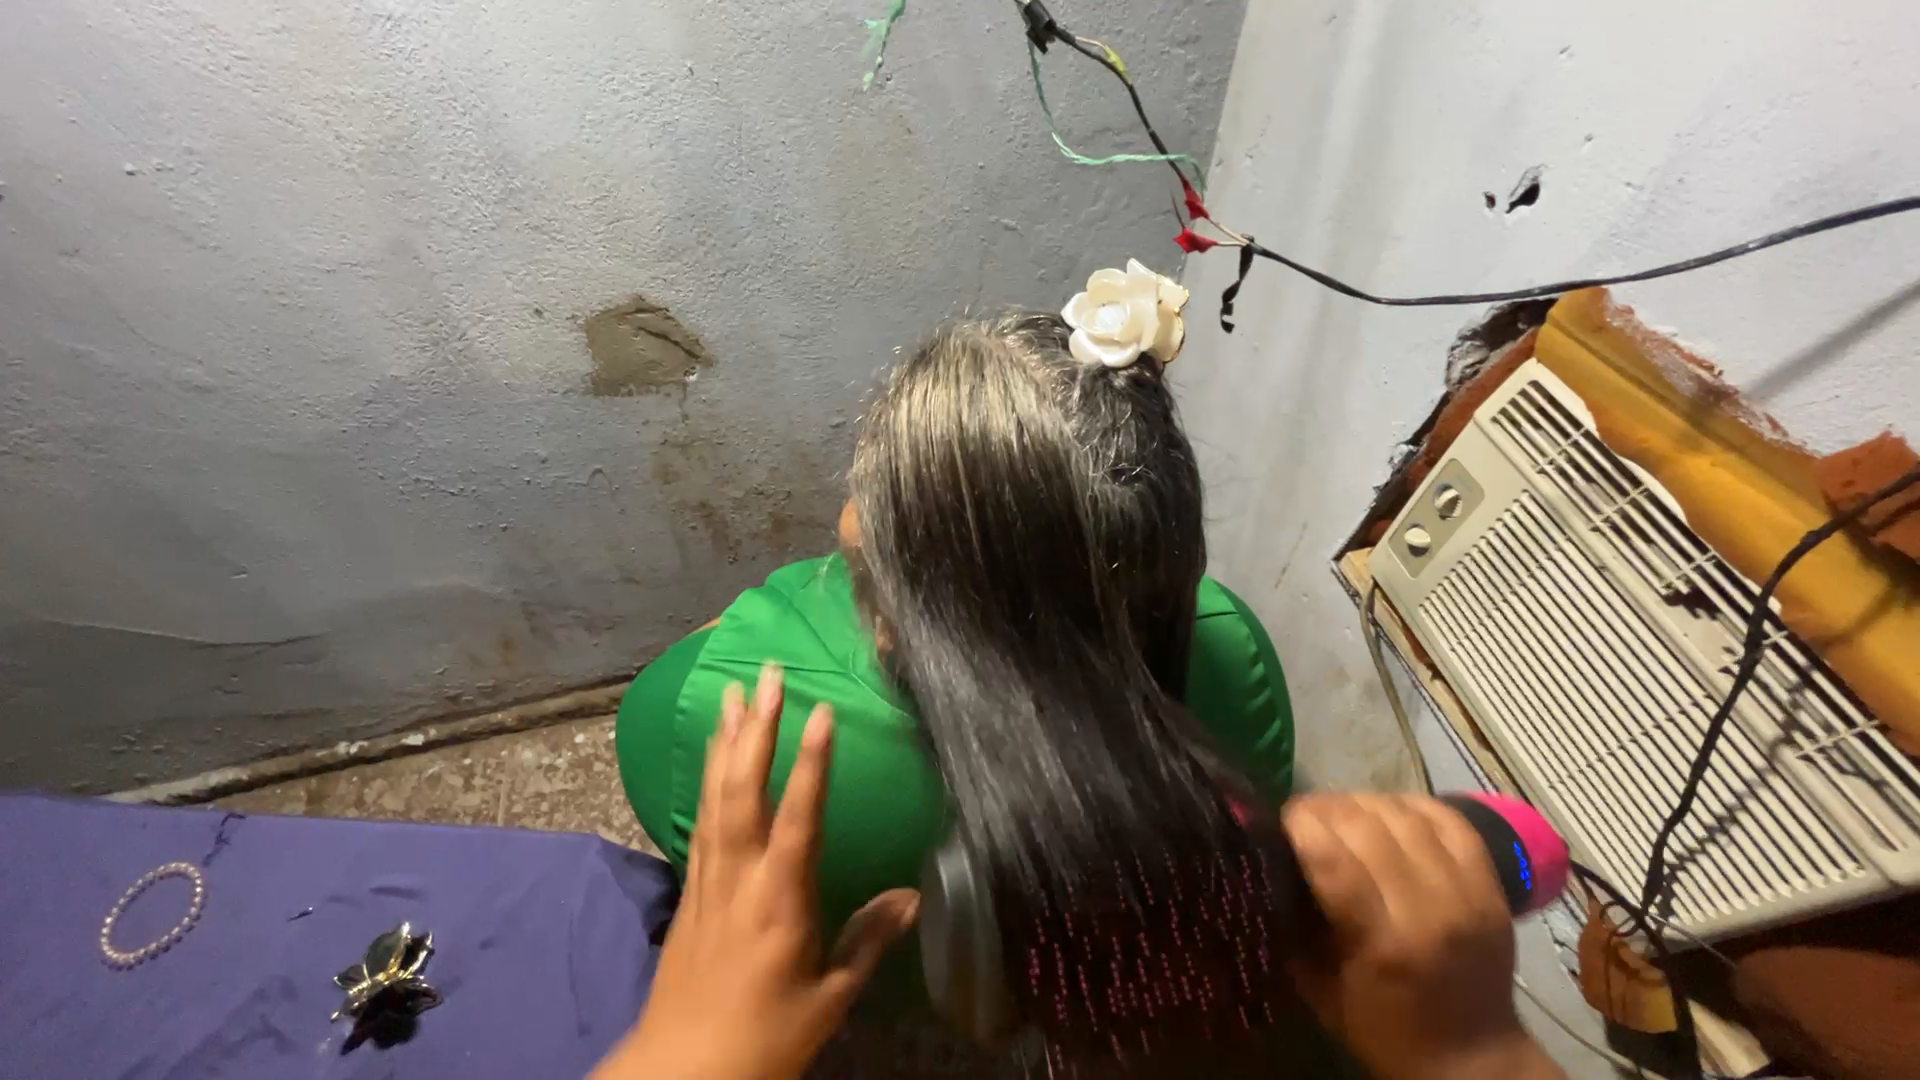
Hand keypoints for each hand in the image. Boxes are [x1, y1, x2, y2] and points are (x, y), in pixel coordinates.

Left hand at [591, 666, 920, 1079]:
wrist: (680, 1072)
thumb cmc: (765, 1035)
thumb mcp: (830, 996)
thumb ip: (869, 939)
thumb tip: (915, 896)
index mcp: (779, 900)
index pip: (799, 818)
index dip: (811, 763)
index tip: (820, 710)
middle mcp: (739, 877)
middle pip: (744, 790)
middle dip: (756, 728)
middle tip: (765, 674)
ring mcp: (709, 878)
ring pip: (715, 796)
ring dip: (726, 740)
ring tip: (732, 692)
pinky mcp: (691, 888)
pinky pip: (700, 819)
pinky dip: (708, 778)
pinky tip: (712, 755)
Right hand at [1283, 794, 1563, 1079]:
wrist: (1471, 1057)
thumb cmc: (1379, 1024)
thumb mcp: (1315, 983)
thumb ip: (1292, 918)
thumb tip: (1264, 853)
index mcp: (1380, 943)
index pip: (1332, 857)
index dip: (1299, 824)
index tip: (1280, 821)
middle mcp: (1428, 911)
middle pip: (1366, 825)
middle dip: (1324, 808)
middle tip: (1306, 817)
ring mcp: (1466, 895)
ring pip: (1403, 814)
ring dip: (1362, 803)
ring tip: (1343, 813)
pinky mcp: (1490, 885)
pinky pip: (1447, 819)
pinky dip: (1409, 805)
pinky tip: (1387, 813)